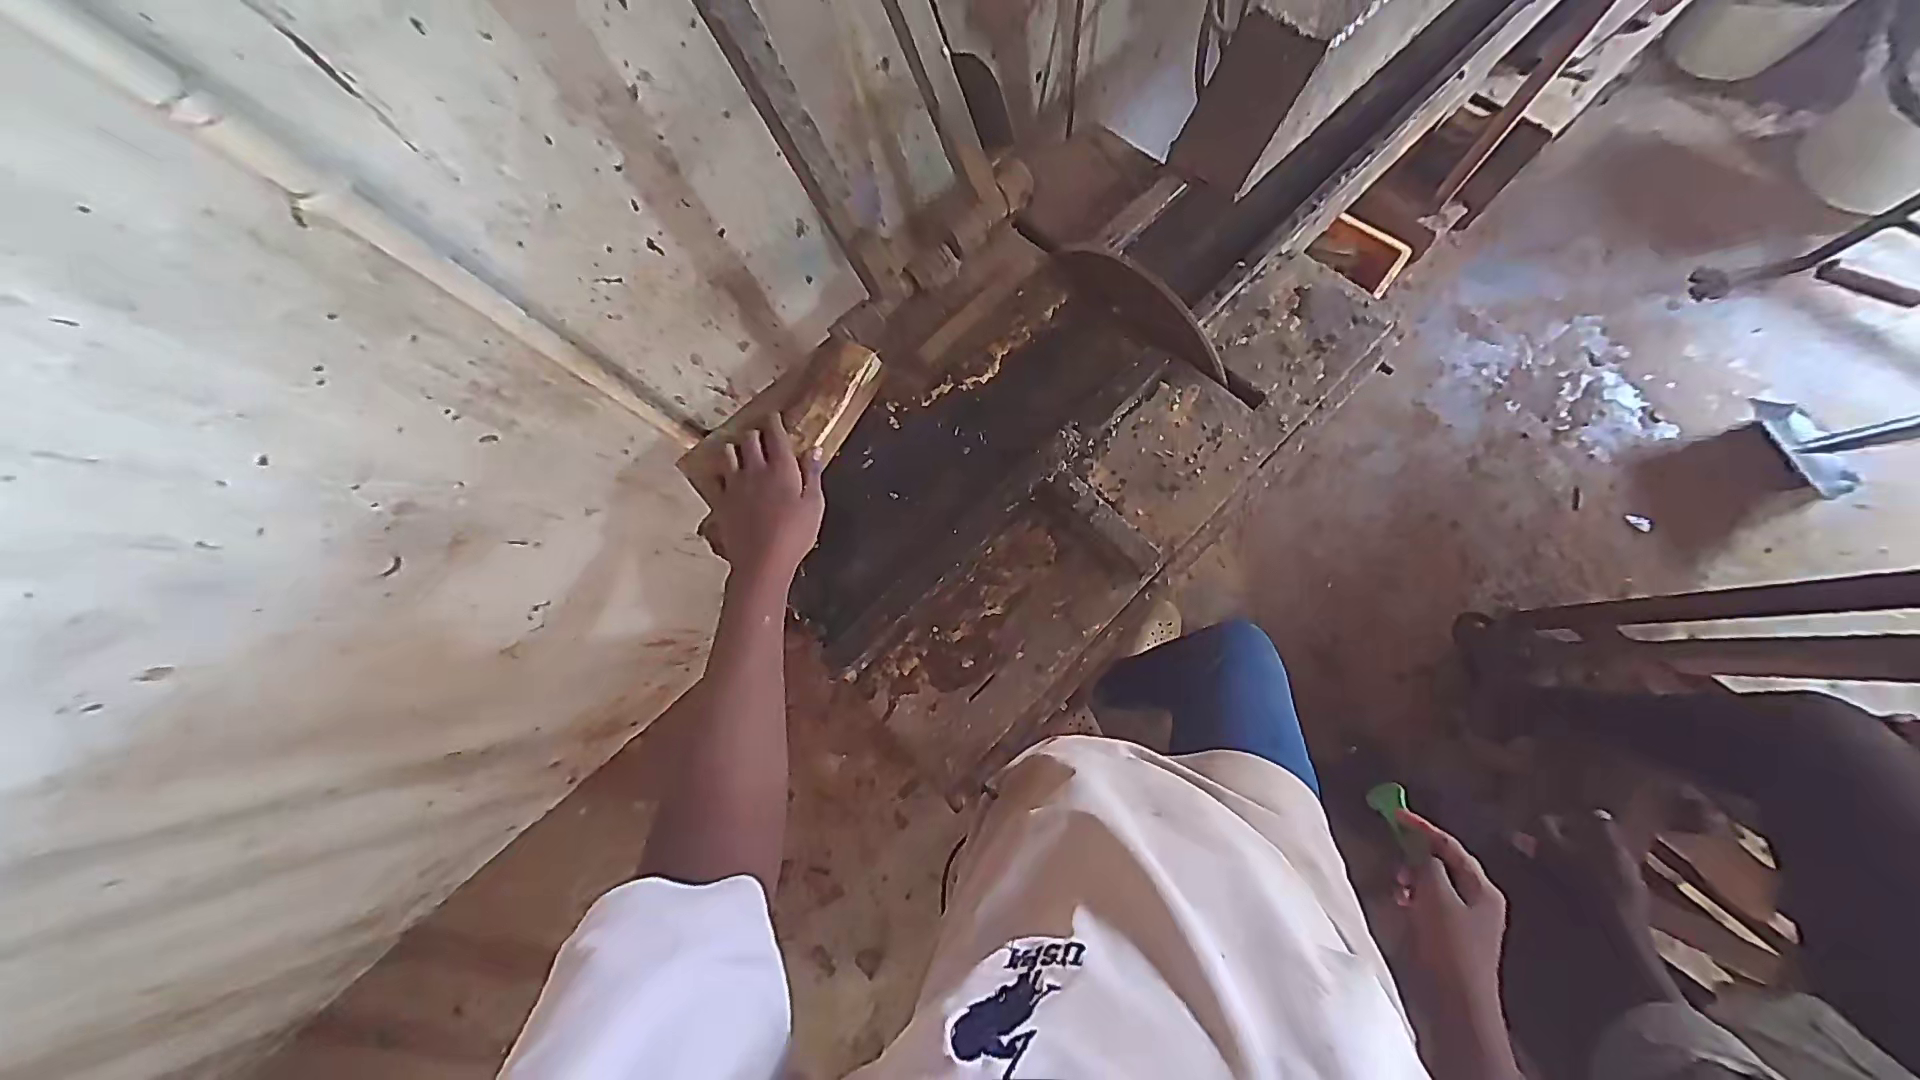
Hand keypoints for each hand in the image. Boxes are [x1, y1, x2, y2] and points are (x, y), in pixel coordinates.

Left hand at [708, 417, 824, 582]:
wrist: (762, 561)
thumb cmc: (795, 534)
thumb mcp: (814, 505)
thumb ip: (812, 475)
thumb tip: (814, 450)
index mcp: (781, 467)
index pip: (775, 434)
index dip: (774, 422)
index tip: (774, 417)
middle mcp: (755, 469)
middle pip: (749, 438)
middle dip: (756, 433)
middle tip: (762, 436)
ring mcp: (734, 484)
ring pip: (729, 453)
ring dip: (737, 449)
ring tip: (743, 452)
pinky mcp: (720, 500)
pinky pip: (716, 478)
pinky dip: (722, 472)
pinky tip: (727, 477)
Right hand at [1397, 809, 1506, 1000]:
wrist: (1455, 1001)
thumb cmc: (1449, 945)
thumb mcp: (1434, 896)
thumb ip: (1425, 864)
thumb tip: (1416, 844)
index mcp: (1483, 889)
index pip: (1450, 846)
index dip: (1422, 828)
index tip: (1394, 813)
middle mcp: (1478, 900)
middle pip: (1442, 863)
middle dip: (1416, 857)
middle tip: (1395, 857)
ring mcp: (1465, 918)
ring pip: (1431, 882)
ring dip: (1412, 878)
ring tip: (1399, 888)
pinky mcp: (1448, 932)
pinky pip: (1427, 901)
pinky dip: (1412, 896)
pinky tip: (1402, 904)